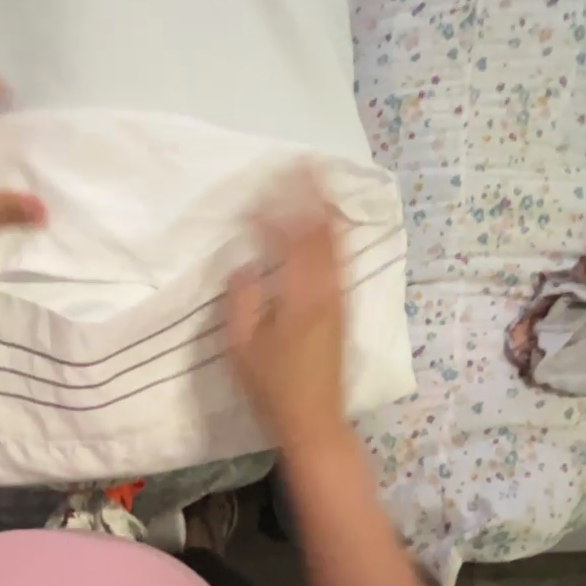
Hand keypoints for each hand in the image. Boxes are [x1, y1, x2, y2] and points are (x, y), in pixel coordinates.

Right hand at [223, 169, 350, 452]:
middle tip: (296, 164)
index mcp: (300, 294)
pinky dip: (331, 231)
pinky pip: (341, 256)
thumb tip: (244, 266)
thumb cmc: (273, 388)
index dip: (272, 211)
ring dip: (325, 207)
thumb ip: (241, 301)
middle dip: (311, 192)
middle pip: (324, 227)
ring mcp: (340, 297)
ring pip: (338, 240)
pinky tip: (322, 224)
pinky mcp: (344, 308)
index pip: (290, 237)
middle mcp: (327, 288)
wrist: (315, 421)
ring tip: (313, 181)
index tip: (253, 197)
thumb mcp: (242, 348)